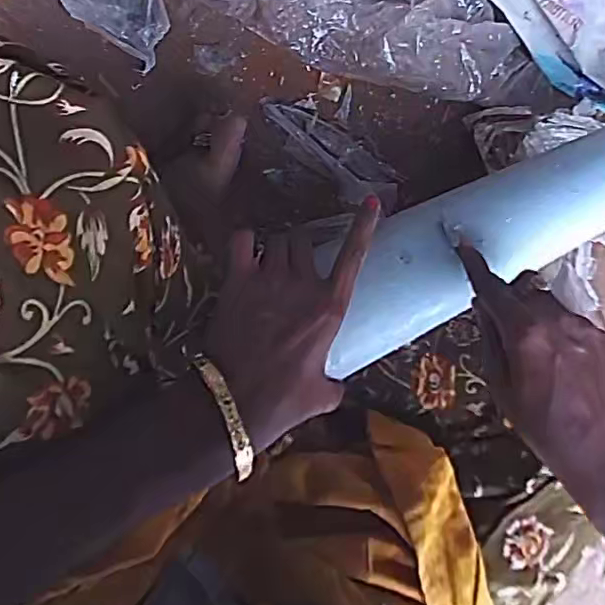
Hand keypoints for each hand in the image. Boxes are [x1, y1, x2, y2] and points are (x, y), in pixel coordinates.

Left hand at [206, 198, 380, 448]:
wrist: (233, 402)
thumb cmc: (283, 401)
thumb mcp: (321, 396)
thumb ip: (334, 384)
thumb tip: (336, 388)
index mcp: (331, 307)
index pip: (354, 255)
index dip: (364, 225)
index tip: (371, 202)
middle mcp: (303, 285)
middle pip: (304, 239)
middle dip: (300, 246)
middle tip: (293, 262)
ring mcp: (269, 279)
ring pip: (276, 240)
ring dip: (274, 247)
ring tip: (268, 264)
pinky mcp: (237, 281)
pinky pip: (242, 241)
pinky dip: (243, 241)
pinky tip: (244, 252)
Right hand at [455, 243, 604, 484]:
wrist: (598, 449)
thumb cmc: (541, 425)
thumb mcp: (501, 387)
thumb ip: (490, 339)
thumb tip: (482, 307)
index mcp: (525, 332)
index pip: (495, 289)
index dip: (477, 268)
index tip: (466, 248)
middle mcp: (555, 318)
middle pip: (523, 291)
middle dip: (510, 301)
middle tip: (505, 328)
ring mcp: (582, 324)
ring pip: (547, 303)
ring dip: (535, 315)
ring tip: (537, 353)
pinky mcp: (601, 334)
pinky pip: (570, 319)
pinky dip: (558, 329)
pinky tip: (562, 362)